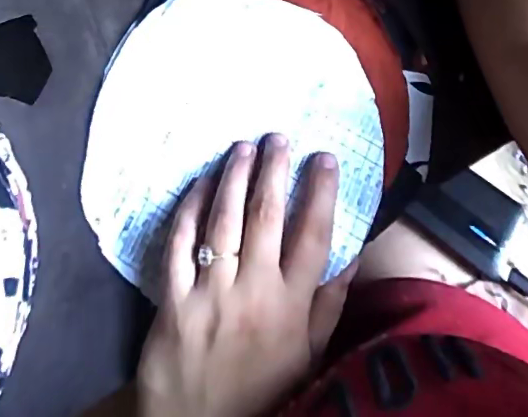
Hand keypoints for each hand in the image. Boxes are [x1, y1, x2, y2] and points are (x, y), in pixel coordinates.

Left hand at [137, 135, 357, 416]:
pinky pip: (180, 245)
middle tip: (278, 137)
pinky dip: (191, 209)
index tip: (325, 157)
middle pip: (266, 217)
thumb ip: (330, 303)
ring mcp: (211, 295)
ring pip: (223, 222)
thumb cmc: (261, 390)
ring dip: (234, 178)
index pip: (314, 236)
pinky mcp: (174, 302)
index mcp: (291, 305)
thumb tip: (353, 252)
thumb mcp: (308, 355)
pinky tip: (201, 182)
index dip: (322, 192)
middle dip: (274, 170)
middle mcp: (254, 292)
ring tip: (243, 146)